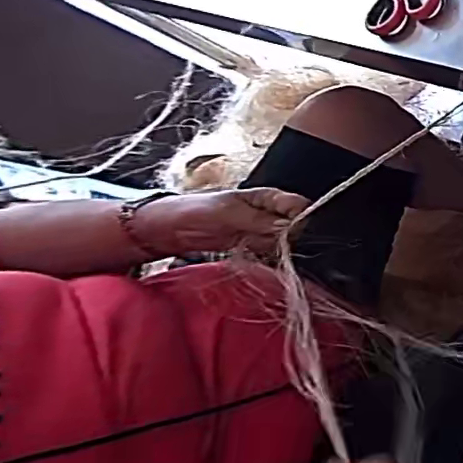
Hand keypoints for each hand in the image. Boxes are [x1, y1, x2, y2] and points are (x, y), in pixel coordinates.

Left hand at [128, 187, 309, 257]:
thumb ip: (261, 220)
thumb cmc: (192, 211)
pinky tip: (268, 265)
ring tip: (274, 259)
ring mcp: (263, 231)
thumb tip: (292, 227)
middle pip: (298, 226)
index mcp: (270, 198)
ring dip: (284, 251)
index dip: (303, 219)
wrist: (159, 231)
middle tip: (282, 249)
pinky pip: (272, 253)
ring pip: (287, 241)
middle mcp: (272, 213)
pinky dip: (272, 260)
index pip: (301, 206)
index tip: (294, 234)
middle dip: (294, 238)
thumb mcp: (228, 213)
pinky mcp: (253, 247)